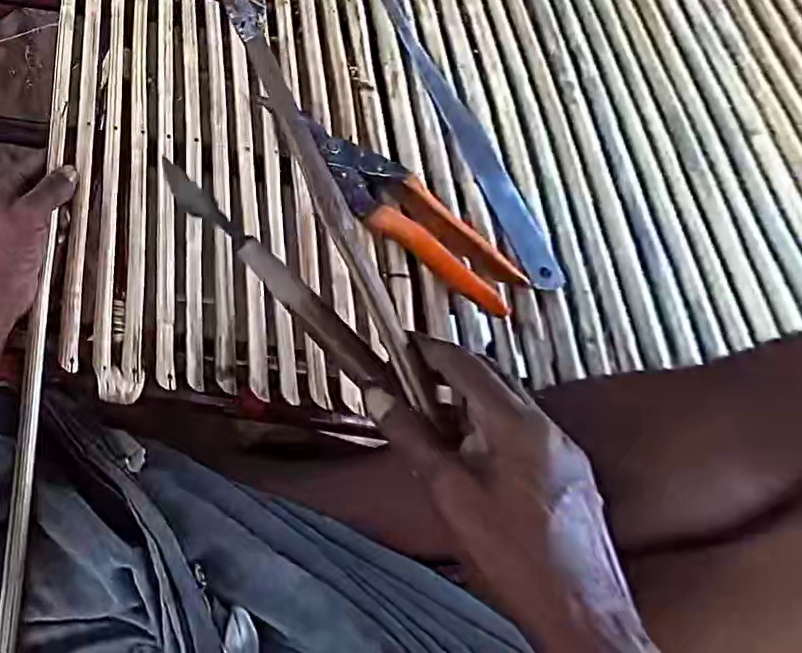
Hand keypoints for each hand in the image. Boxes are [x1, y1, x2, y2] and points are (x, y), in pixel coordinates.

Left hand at [0, 160, 75, 329]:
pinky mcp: (31, 236)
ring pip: (51, 202)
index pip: (33, 161)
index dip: (56, 160)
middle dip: (63, 188)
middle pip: (44, 181)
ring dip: (63, 210)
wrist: (1, 294)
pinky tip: (62, 234)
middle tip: (79, 190)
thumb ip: (49, 190)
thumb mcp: (30, 215)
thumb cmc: (4, 258)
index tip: (79, 158)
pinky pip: (53, 222)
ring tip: (66, 218)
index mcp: (1, 187)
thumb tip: (68, 173)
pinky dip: (62, 226)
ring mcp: (20, 218)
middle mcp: (8, 200)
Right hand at [368, 337, 655, 652]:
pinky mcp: (570, 475)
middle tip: (402, 369)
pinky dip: (483, 417)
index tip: (396, 343)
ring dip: (463, 392)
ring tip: (422, 405)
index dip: (426, 347)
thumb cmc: (515, 554)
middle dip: (444, 365)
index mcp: (519, 428)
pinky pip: (520, 426)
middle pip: (491, 374)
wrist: (584, 617)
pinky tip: (458, 440)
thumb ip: (409, 433)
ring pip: (507, 399)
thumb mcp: (445, 487)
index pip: (466, 363)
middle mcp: (549, 433)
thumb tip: (377, 395)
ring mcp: (565, 454)